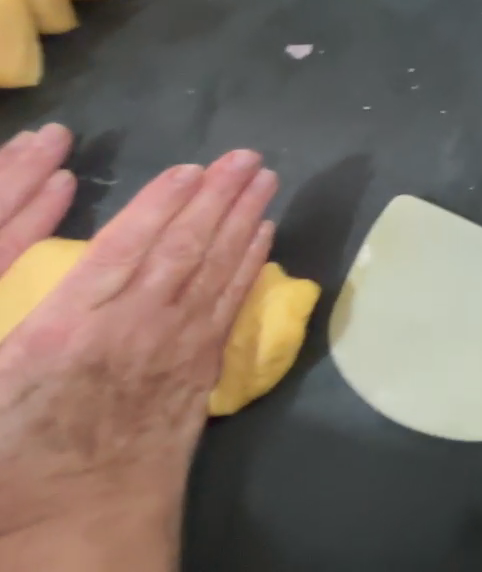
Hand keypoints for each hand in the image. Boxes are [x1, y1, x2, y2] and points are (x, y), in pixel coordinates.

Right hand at [0, 146, 277, 571]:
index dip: (162, 203)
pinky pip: (231, 298)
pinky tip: (264, 235)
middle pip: (184, 246)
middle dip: (218, 196)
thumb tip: (77, 271)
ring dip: (244, 217)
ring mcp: (176, 342)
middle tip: (249, 158)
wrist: (70, 514)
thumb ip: (30, 315)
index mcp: (64, 327)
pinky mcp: (203, 361)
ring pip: (217, 265)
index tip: (191, 168)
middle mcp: (132, 326)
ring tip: (265, 180)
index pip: (125, 247)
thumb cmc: (9, 450)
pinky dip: (250, 261)